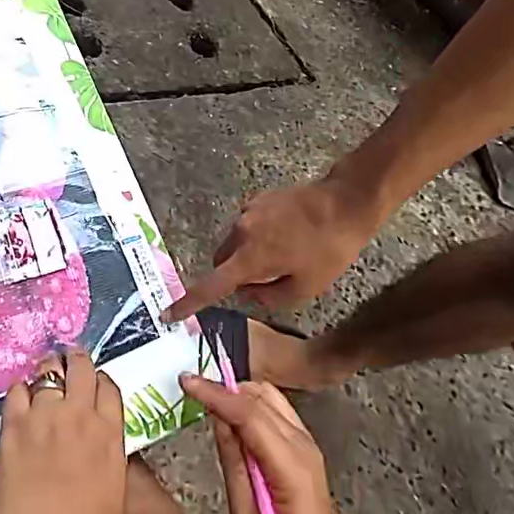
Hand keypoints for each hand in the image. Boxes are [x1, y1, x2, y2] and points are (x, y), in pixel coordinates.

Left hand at [0, 349, 126, 513]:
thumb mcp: (115, 497)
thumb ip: (108, 458)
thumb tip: (99, 445)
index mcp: (110, 437)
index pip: (109, 388)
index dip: (100, 382)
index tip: (94, 384)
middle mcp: (79, 418)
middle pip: (80, 367)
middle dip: (76, 362)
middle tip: (70, 363)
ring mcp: (43, 418)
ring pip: (47, 371)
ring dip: (48, 371)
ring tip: (45, 375)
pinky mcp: (12, 427)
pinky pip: (16, 391)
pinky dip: (21, 391)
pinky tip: (21, 400)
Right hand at [165, 175, 378, 320]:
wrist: (345, 201)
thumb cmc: (329, 249)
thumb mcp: (307, 287)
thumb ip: (271, 297)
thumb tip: (250, 292)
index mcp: (249, 259)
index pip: (210, 286)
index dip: (188, 302)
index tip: (169, 313)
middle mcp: (239, 233)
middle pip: (220, 261)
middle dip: (233, 275)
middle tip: (265, 282)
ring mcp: (247, 213)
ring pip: (234, 243)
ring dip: (247, 254)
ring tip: (285, 254)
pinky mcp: (257, 200)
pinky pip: (248, 226)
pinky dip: (258, 236)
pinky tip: (287, 235)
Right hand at [181, 375, 379, 513]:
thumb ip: (233, 463)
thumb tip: (217, 420)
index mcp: (290, 468)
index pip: (248, 414)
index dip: (214, 393)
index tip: (186, 381)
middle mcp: (303, 447)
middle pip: (258, 397)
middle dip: (222, 388)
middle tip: (191, 389)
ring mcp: (307, 443)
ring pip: (267, 395)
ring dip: (236, 392)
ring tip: (207, 400)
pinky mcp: (304, 444)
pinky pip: (275, 407)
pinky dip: (249, 401)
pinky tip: (231, 414)